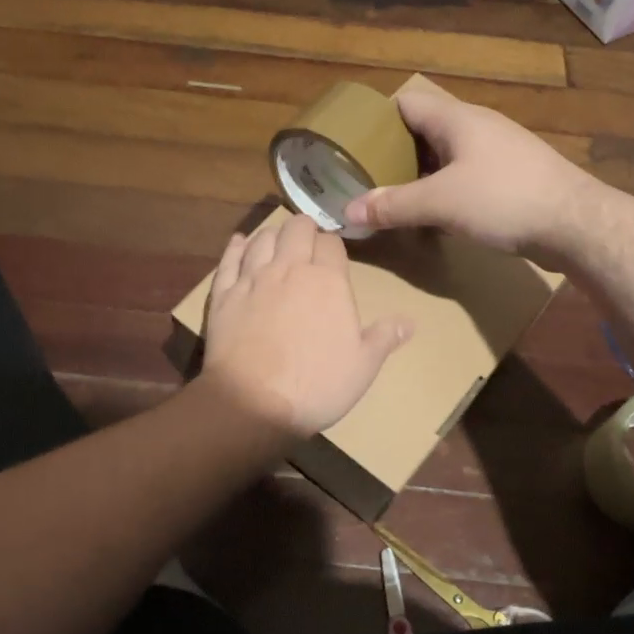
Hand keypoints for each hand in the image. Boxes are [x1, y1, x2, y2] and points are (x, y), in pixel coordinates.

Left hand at [202, 217, 411, 437]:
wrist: (254, 404)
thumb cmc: (316, 386)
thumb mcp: (363, 366)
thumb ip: (384, 338)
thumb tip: (410, 322)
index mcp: (328, 281)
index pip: (332, 243)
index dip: (333, 246)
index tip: (333, 256)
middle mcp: (289, 269)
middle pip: (296, 229)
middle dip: (304, 229)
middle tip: (307, 241)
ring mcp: (252, 280)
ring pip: (262, 238)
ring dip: (273, 234)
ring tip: (278, 242)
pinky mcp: (223, 296)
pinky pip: (228, 260)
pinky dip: (236, 247)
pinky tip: (240, 243)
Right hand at [344, 80, 608, 255]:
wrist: (575, 223)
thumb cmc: (504, 200)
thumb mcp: (440, 203)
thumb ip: (392, 205)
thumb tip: (347, 210)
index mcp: (457, 119)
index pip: (406, 102)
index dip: (377, 120)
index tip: (355, 147)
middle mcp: (477, 127)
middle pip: (424, 130)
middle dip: (395, 154)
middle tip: (370, 180)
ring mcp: (498, 152)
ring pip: (446, 156)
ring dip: (421, 176)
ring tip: (397, 201)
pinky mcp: (512, 177)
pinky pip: (467, 176)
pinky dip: (446, 191)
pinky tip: (438, 217)